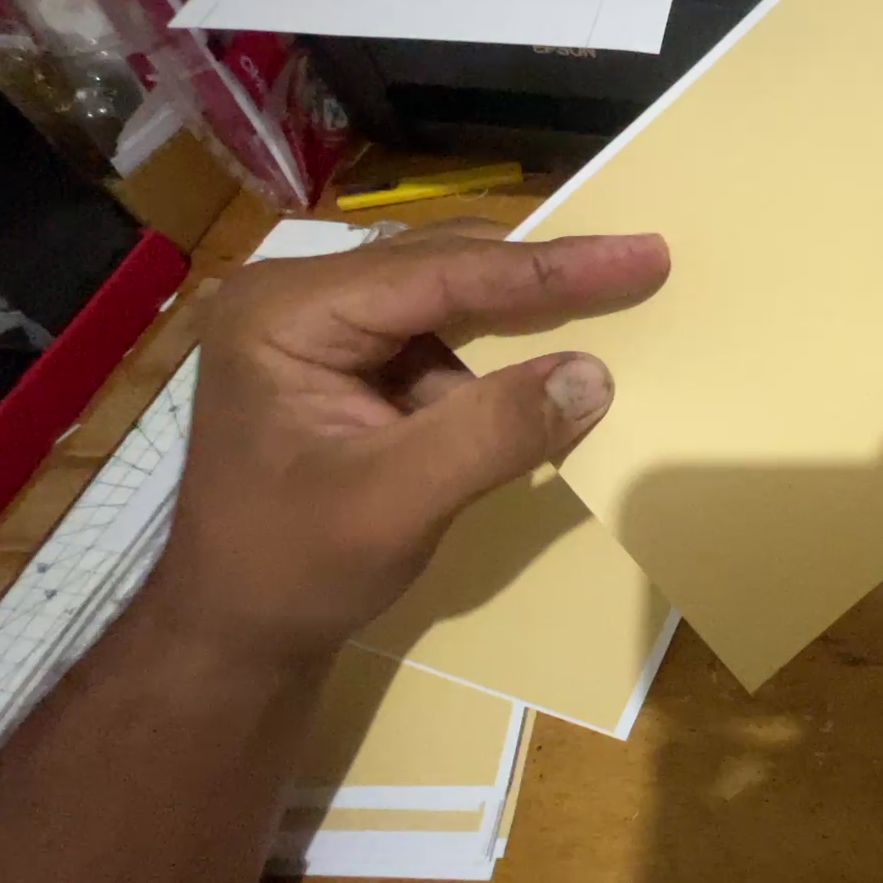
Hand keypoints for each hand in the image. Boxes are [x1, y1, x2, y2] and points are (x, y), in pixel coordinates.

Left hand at [145, 225, 669, 662]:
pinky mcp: (366, 357)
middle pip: (454, 262)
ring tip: (613, 293)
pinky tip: (555, 351)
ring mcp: (336, 324)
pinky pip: (459, 329)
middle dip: (550, 271)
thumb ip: (493, 432)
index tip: (643, 255)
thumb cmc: (294, 567)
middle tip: (640, 264)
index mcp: (289, 312)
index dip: (553, 267)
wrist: (239, 626)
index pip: (445, 273)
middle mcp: (308, 297)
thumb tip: (595, 375)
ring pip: (462, 288)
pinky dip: (517, 341)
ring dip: (538, 301)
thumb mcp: (395, 504)